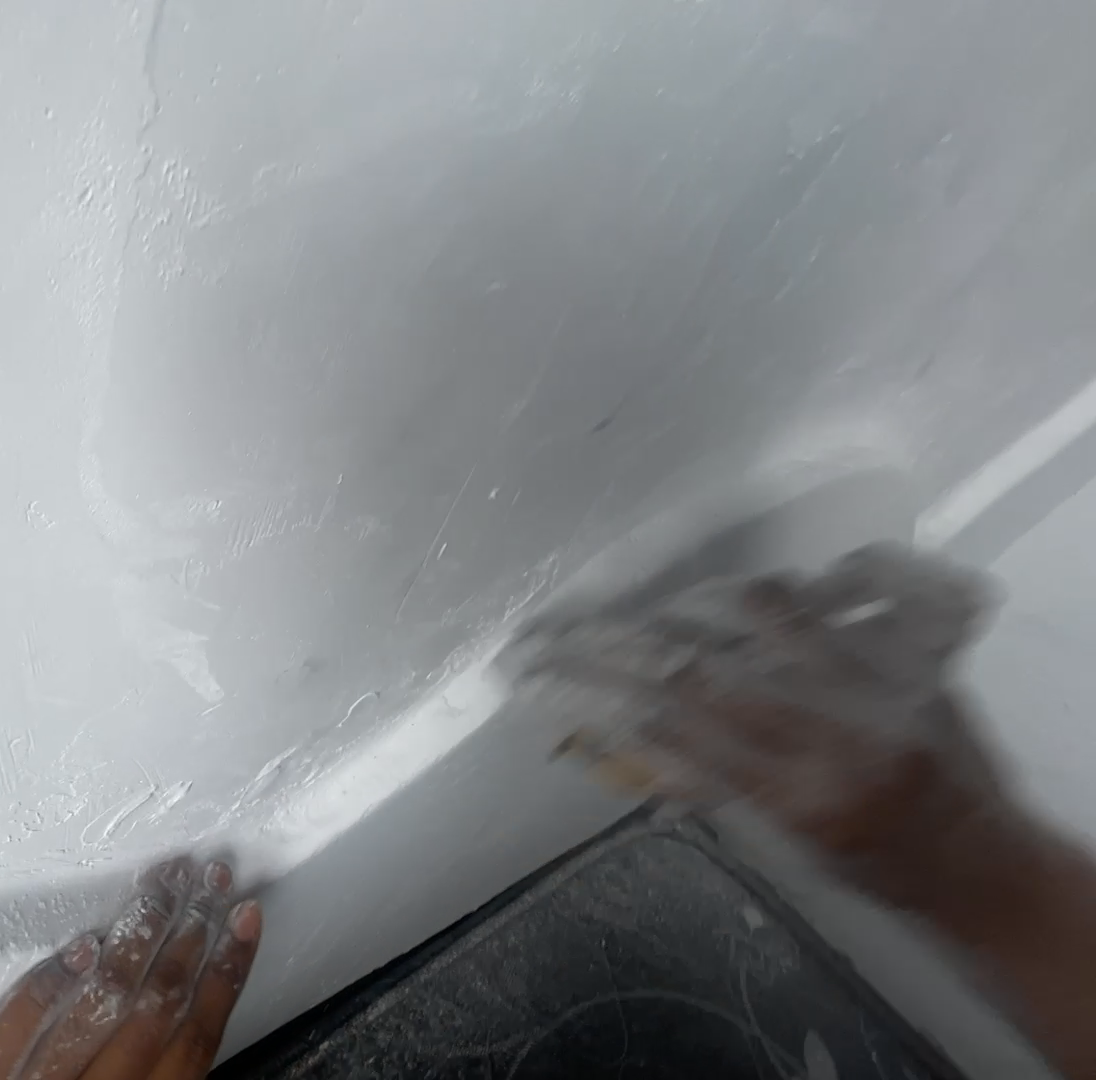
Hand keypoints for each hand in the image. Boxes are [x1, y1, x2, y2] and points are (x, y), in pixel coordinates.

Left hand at [0, 859, 261, 1079]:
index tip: (245, 919)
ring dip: (137, 935)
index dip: (225, 974)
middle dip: (190, 933)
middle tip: (211, 880)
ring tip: (164, 885)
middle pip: (155, 1007)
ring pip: (99, 1003)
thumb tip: (193, 1003)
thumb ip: (154, 1069)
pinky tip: (84, 946)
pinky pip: (14, 1025)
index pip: (195, 1039)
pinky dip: (50, 983)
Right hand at [514, 544, 1027, 912]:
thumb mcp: (770, 844)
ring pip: (762, 608)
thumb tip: (601, 725)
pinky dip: (830, 570)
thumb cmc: (865, 864)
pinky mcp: (925, 655)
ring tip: (658, 620)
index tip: (525, 674)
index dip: (578, 693)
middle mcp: (841, 734)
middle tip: (547, 634)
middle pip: (689, 665)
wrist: (992, 868)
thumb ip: (692, 779)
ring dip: (687, 606)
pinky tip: (793, 584)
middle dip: (599, 643)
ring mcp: (888, 683)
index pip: (656, 727)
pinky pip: (879, 584)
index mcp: (796, 797)